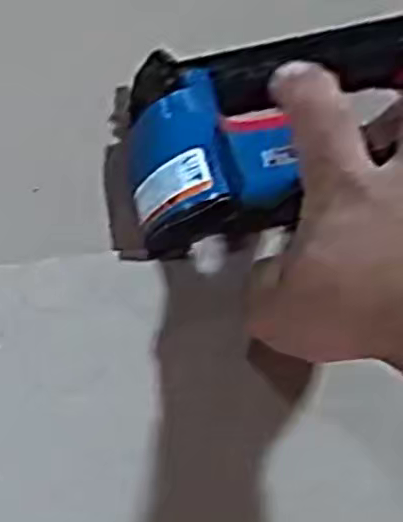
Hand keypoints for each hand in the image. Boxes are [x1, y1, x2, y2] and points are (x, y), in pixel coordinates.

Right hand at [247, 62, 402, 363]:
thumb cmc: (356, 313)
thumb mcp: (270, 306)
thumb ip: (263, 276)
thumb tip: (268, 267)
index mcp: (344, 196)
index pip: (319, 126)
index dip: (303, 95)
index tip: (293, 77)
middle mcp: (402, 182)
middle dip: (394, 104)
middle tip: (383, 104)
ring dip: (395, 151)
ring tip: (383, 164)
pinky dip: (392, 217)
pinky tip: (386, 236)